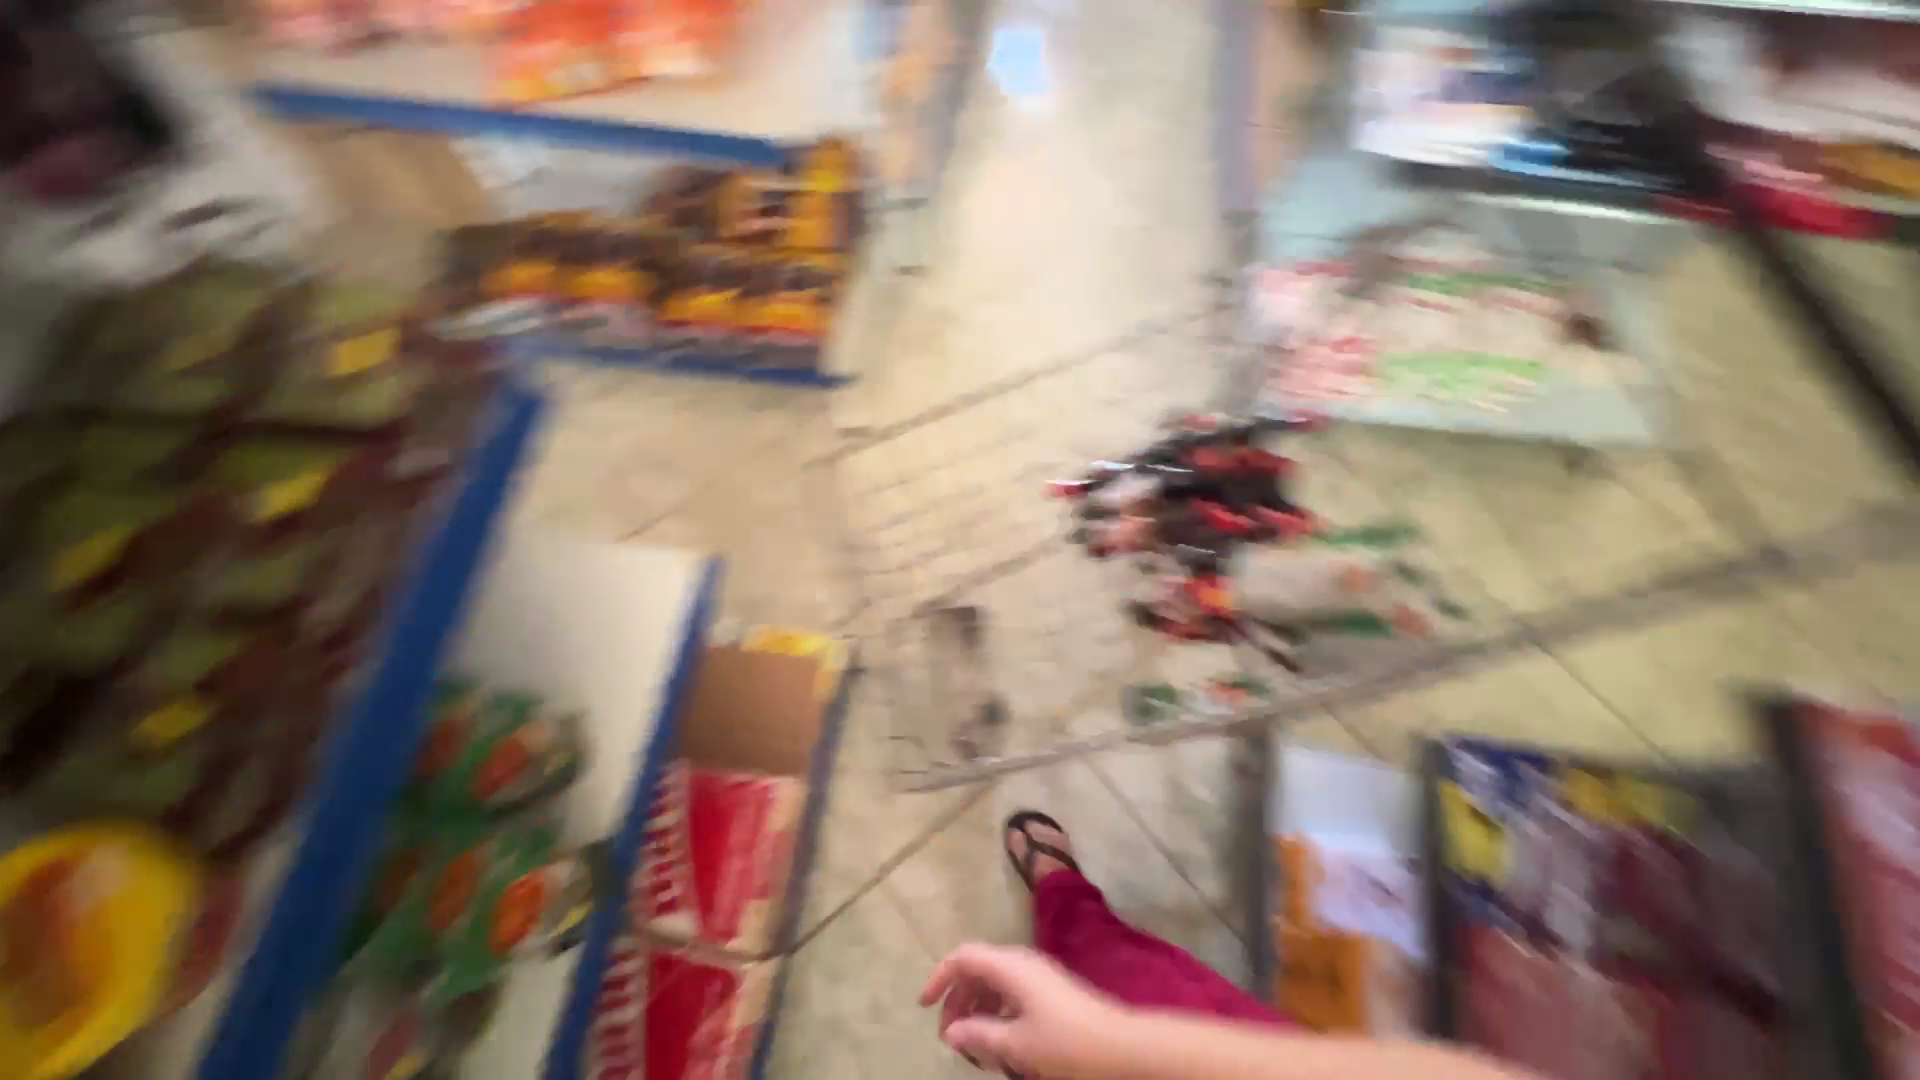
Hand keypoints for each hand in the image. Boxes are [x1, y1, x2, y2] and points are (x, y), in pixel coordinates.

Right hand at [920, 943, 1130, 1077]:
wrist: (1119, 1046)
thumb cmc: (1065, 1042)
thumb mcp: (1017, 1043)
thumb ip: (979, 1034)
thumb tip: (950, 1031)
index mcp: (1010, 966)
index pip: (963, 956)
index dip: (940, 976)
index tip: (924, 1005)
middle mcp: (1020, 962)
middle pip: (976, 968)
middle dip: (956, 998)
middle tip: (948, 1035)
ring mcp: (1035, 975)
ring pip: (993, 981)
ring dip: (975, 1007)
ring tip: (970, 1042)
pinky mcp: (1047, 990)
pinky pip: (1009, 992)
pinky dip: (994, 1011)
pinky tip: (995, 1039)